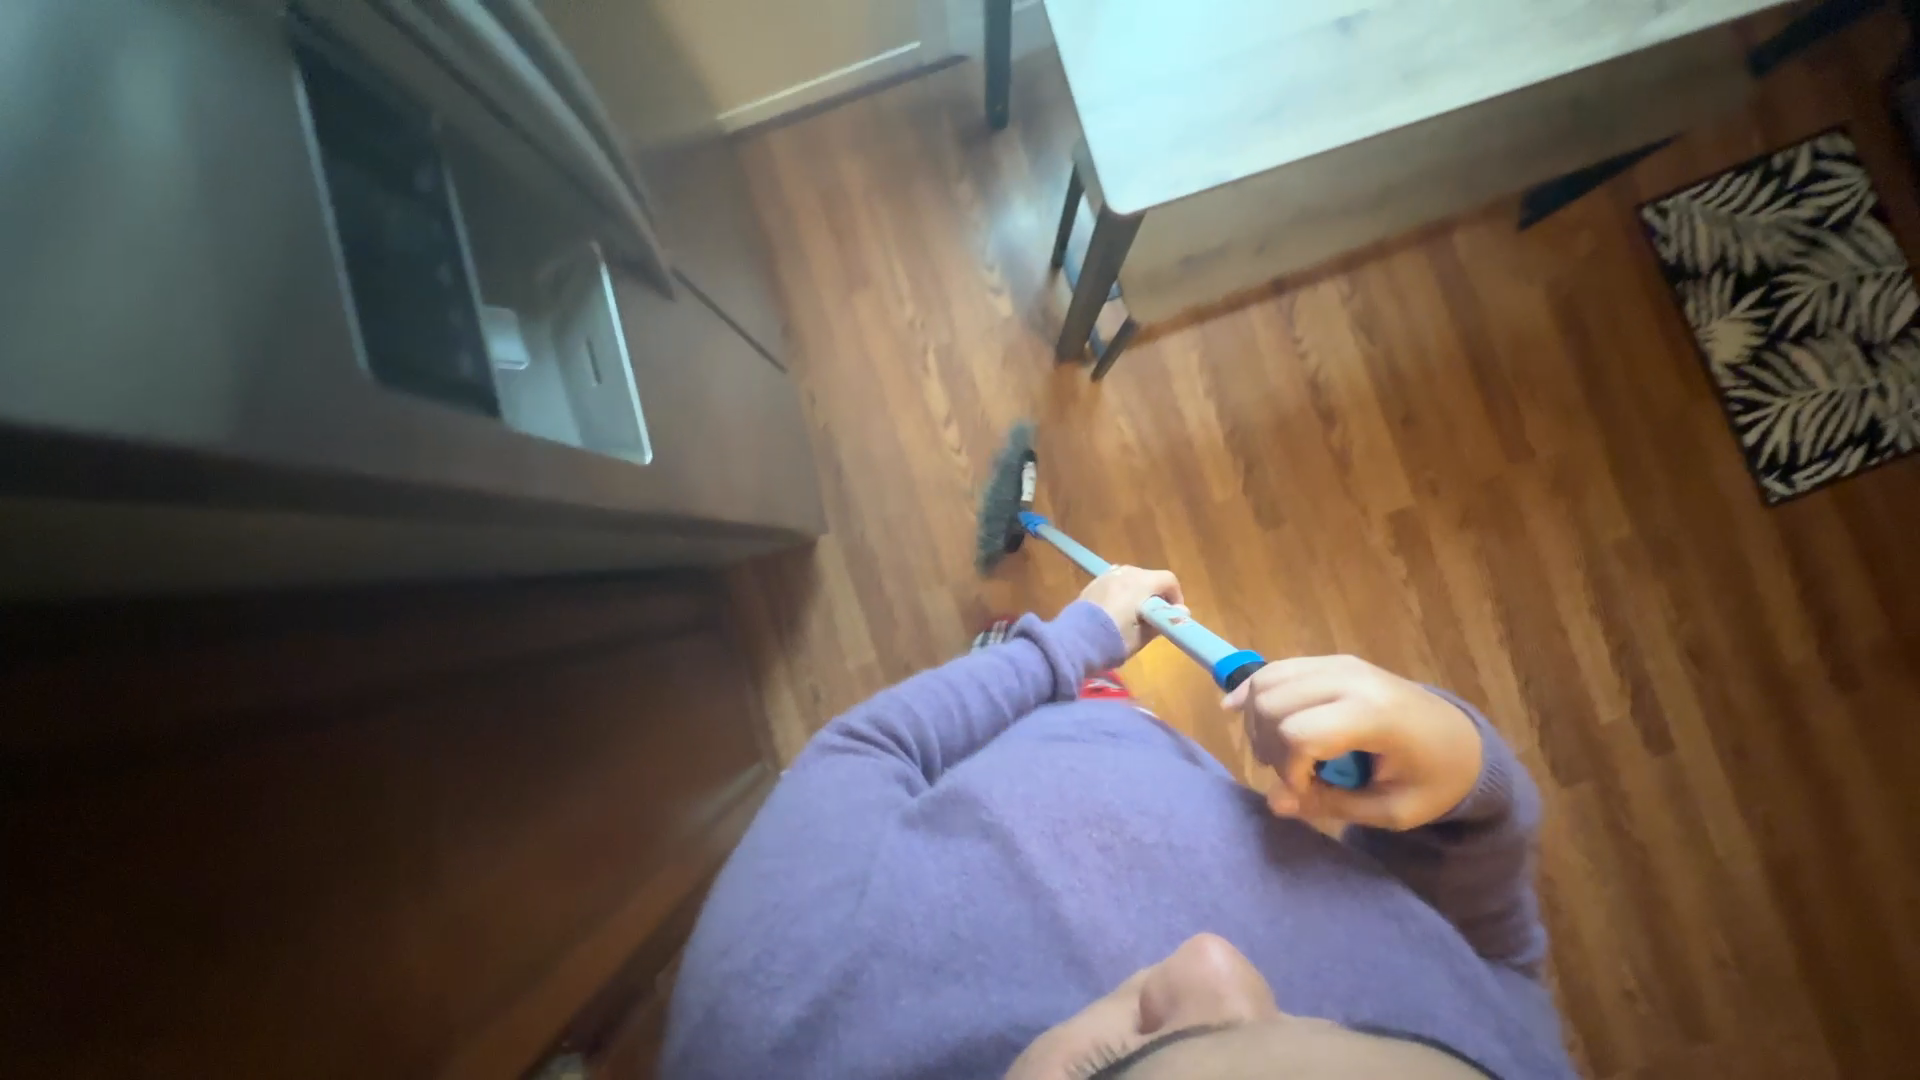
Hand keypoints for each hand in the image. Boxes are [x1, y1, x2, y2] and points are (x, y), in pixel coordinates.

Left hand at [1077, 565, 1183, 658]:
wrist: (1075, 641)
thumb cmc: (1115, 639)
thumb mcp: (1143, 636)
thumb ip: (1164, 621)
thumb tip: (1182, 611)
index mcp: (1141, 582)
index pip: (1168, 580)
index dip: (1175, 596)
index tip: (1172, 614)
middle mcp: (1124, 573)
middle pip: (1149, 577)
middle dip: (1155, 595)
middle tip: (1153, 617)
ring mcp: (1106, 576)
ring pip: (1130, 578)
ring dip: (1137, 592)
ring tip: (1133, 615)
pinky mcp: (1092, 584)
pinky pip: (1114, 583)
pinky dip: (1121, 592)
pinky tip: (1115, 611)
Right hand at [1221, 655, 1481, 830]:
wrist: (1460, 739)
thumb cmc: (1432, 780)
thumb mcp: (1393, 810)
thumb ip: (1331, 804)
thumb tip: (1274, 802)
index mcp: (1374, 715)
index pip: (1299, 733)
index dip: (1289, 769)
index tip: (1305, 791)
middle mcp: (1350, 678)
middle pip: (1272, 705)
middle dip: (1268, 746)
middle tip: (1289, 773)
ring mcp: (1337, 663)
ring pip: (1265, 683)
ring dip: (1257, 721)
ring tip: (1276, 751)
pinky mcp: (1328, 661)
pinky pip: (1273, 669)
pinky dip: (1250, 690)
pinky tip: (1236, 710)